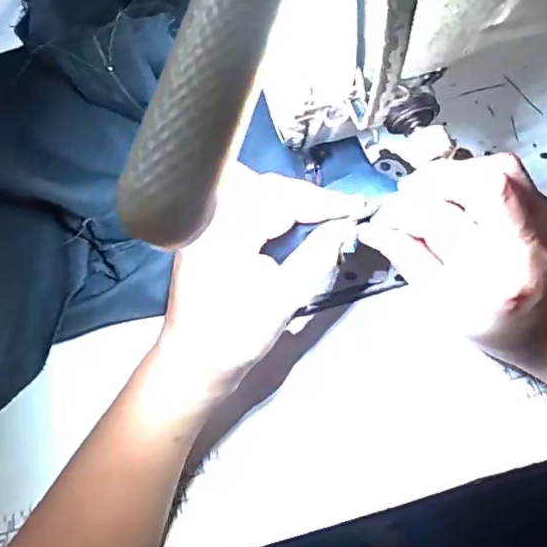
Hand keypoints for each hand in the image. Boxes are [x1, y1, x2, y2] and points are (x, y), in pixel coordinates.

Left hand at [150, 165, 361, 403]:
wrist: (193, 360)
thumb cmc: (233, 337)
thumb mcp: (286, 297)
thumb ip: (318, 255)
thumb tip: (342, 227)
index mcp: (225, 231)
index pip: (281, 198)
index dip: (322, 201)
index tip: (353, 207)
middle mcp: (208, 220)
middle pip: (263, 185)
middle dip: (304, 195)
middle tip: (338, 210)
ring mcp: (200, 226)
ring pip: (249, 190)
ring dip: (284, 197)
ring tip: (316, 213)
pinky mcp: (200, 235)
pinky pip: (235, 204)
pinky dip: (264, 205)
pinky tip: (283, 221)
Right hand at [356, 153, 546, 372]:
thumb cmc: (498, 326)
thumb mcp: (444, 306)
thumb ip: (410, 261)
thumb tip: (373, 230)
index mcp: (500, 280)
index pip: (445, 223)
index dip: (404, 214)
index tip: (384, 220)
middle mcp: (532, 242)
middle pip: (485, 182)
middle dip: (432, 180)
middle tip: (406, 194)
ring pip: (499, 168)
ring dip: (452, 171)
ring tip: (427, 188)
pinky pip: (507, 171)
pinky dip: (471, 173)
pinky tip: (454, 192)